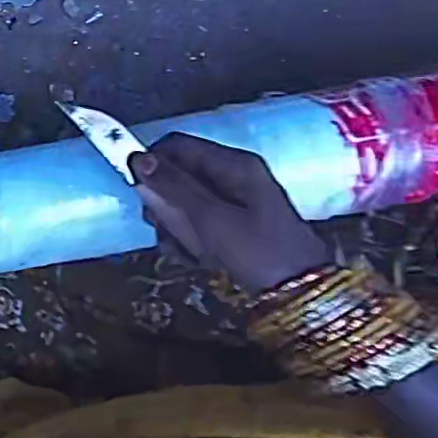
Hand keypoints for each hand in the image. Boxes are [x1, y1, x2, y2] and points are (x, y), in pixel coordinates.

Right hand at [128, 132, 330, 291]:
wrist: (301, 292)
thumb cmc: (257, 251)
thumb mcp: (210, 218)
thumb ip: (172, 187)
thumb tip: (136, 158)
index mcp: (232, 164)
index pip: (176, 146)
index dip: (151, 163)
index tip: (138, 191)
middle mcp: (232, 175)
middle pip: (177, 174)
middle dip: (162, 202)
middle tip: (161, 227)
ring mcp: (233, 200)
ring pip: (182, 201)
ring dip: (173, 224)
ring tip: (181, 249)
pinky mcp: (232, 223)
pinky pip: (196, 220)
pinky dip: (188, 238)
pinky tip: (193, 257)